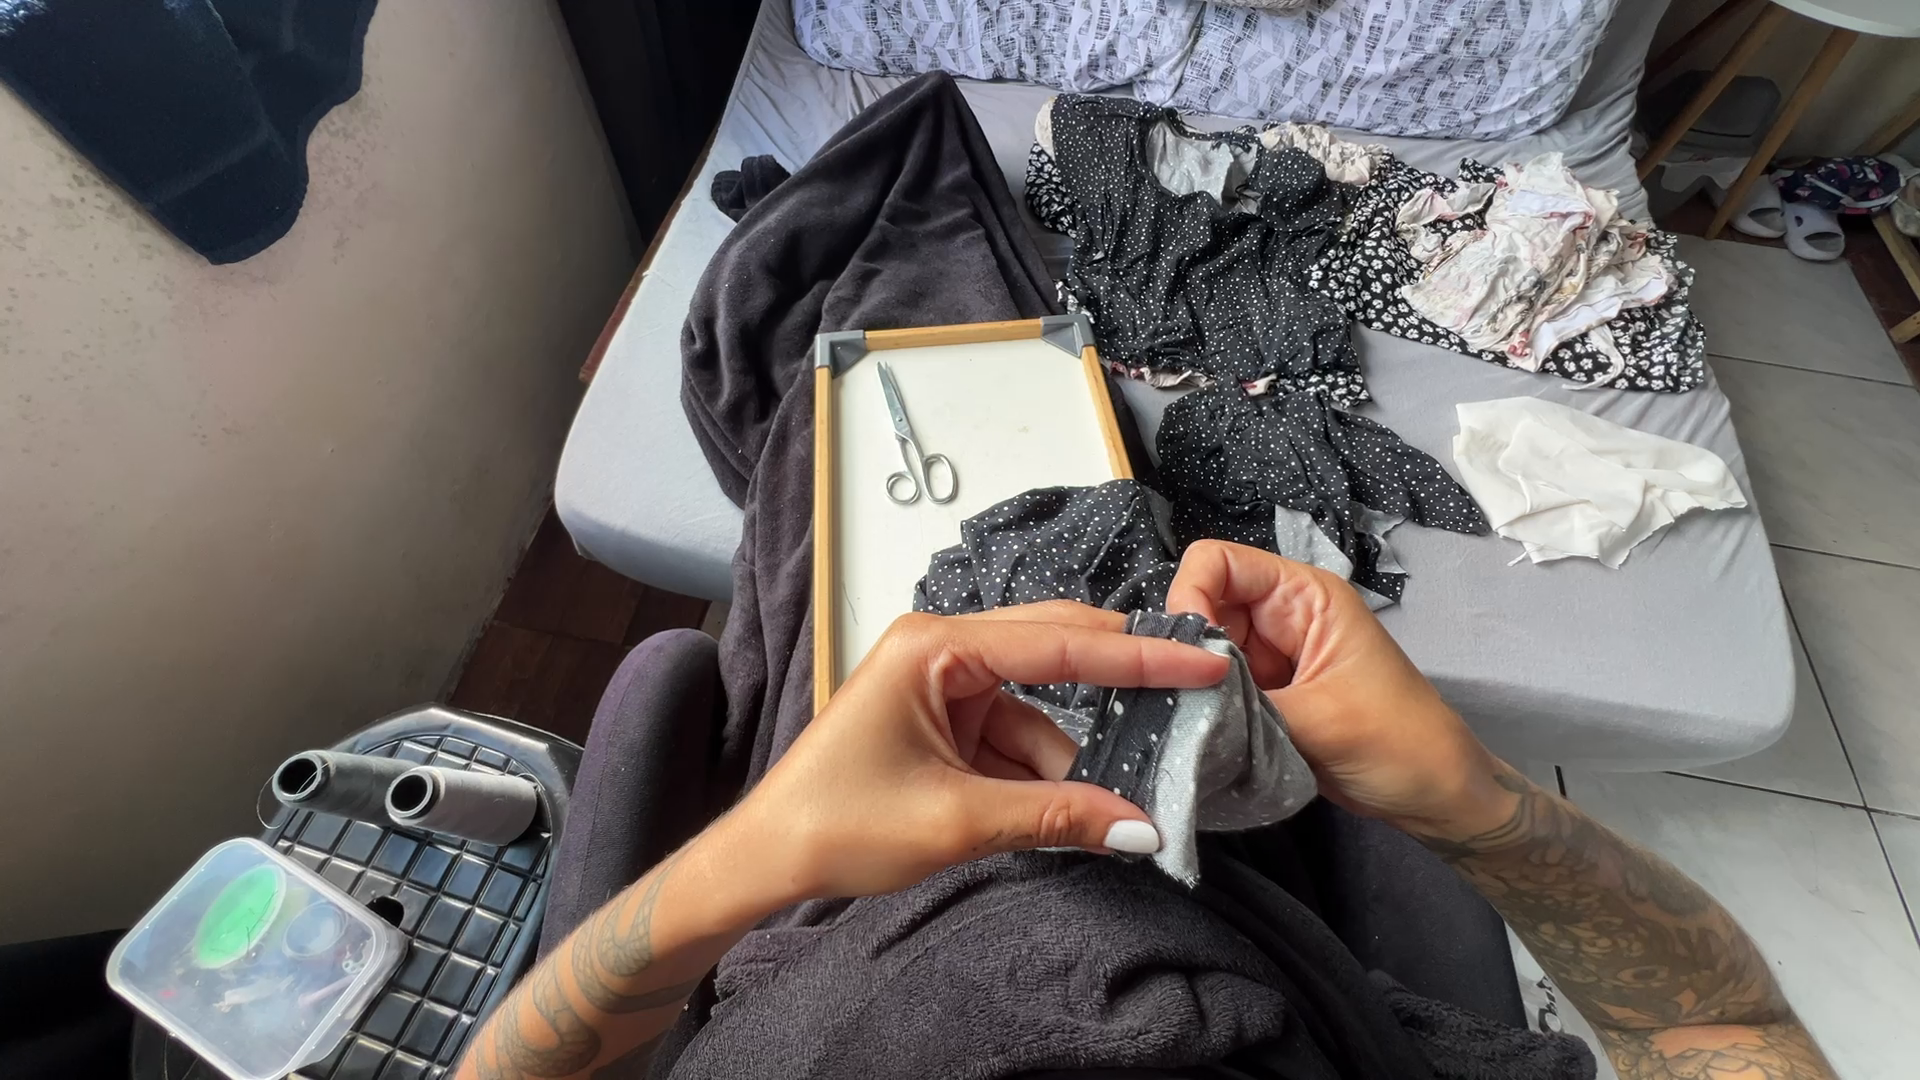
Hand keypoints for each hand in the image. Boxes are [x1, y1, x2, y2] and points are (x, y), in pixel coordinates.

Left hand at [727, 603, 1230, 901]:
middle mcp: (942, 648)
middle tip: (1187, 693)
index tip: (1200, 657)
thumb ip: (1055, 814)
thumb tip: (1141, 826)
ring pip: (1036, 707)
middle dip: (1114, 684)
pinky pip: (1013, 734)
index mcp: (936, 646)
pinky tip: (1064, 808)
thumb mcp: (957, 820)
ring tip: (1113, 802)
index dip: (1137, 656)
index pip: (1056, 644)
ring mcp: (944, 682)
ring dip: (1071, 756)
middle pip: (1051, 652)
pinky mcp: (946, 716)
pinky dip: (1041, 769)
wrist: (769, 855)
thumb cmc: (838, 821)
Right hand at [1166, 540, 1509, 838]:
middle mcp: (1276, 614)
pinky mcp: (1257, 690)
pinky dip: (1200, 701)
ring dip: (1192, 677)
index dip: (1190, 594)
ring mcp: (1264, 654)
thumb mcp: (1319, 720)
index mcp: (1301, 595)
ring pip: (1199, 645)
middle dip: (1186, 644)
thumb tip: (1174, 693)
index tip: (1189, 652)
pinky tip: (1199, 725)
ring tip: (1191, 714)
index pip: (1216, 562)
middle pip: (1199, 603)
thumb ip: (1240, 701)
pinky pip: (1210, 681)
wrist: (1436, 801)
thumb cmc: (1398, 743)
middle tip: (1184, 691)